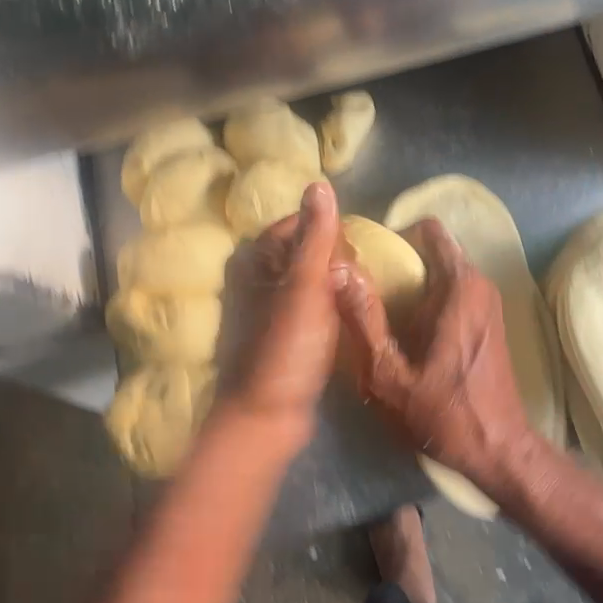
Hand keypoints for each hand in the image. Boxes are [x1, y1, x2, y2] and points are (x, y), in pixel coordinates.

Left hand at [223, 183, 342, 431]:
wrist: (266, 418)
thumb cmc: (285, 347)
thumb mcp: (305, 285)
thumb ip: (316, 235)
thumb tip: (320, 183)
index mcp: (255, 256)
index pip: (307, 222)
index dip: (333, 240)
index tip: (346, 268)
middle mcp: (258, 274)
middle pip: (315, 249)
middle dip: (338, 267)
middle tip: (345, 295)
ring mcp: (271, 305)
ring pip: (319, 279)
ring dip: (339, 291)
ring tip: (347, 313)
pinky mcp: (283, 331)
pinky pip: (316, 305)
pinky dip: (331, 311)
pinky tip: (342, 327)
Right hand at [332, 218, 530, 487]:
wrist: (497, 450)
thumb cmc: (445, 414)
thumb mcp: (390, 375)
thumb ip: (363, 319)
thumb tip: (336, 269)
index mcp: (459, 285)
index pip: (428, 230)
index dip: (395, 235)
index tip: (367, 255)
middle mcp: (478, 284)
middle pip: (431, 251)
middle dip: (397, 262)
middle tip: (362, 286)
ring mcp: (486, 302)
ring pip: (440, 273)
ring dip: (410, 284)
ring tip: (375, 310)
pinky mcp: (486, 320)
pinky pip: (451, 292)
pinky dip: (426, 301)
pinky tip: (402, 332)